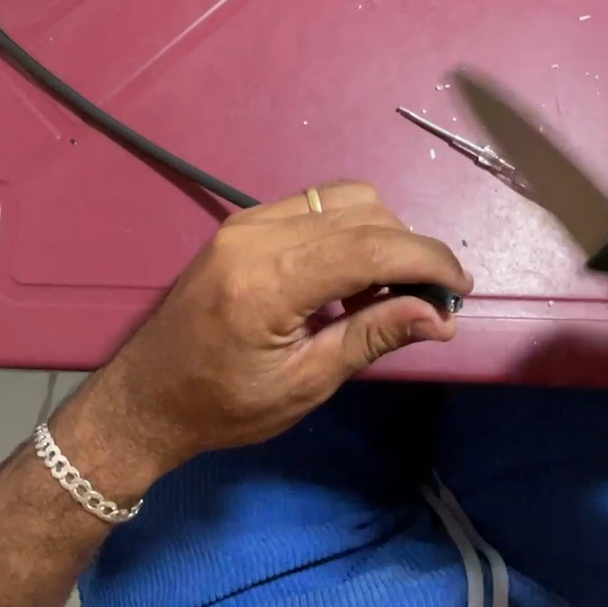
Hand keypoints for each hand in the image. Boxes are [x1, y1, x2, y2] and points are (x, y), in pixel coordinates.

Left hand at [71, 182, 471, 474]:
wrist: (146, 397)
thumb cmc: (222, 407)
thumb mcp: (303, 384)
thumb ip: (371, 338)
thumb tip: (439, 316)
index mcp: (268, 280)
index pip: (369, 246)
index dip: (427, 260)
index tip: (461, 287)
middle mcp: (256, 234)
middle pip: (362, 212)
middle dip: (409, 248)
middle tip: (427, 300)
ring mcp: (245, 222)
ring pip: (342, 199)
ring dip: (382, 235)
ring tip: (390, 290)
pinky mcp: (242, 224)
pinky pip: (315, 208)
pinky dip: (350, 231)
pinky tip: (352, 276)